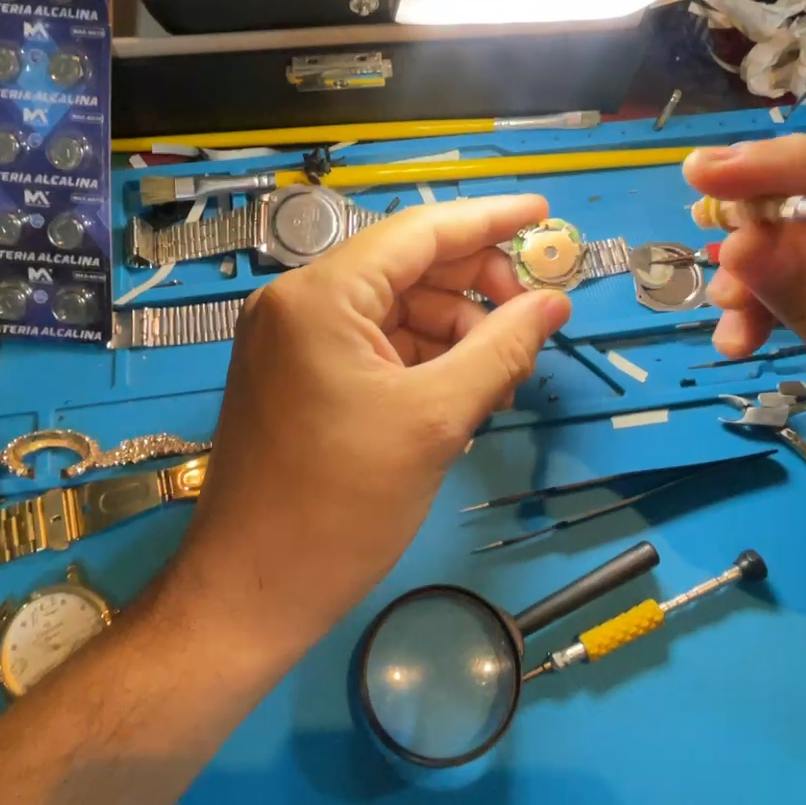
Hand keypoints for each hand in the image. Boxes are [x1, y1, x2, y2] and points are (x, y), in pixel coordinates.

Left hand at [165, 196, 570, 656]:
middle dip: (476, 288)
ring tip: (502, 376)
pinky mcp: (298, 376)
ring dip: (455, 332)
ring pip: (395, 311)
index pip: (418, 232)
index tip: (542, 210)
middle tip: (532, 319)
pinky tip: (462, 391)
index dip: (488, 219)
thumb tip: (553, 302)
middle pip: (407, 268)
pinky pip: (374, 347)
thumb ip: (501, 349)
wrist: (252, 594)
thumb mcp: (436, 420)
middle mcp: (299, 303)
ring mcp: (294, 341)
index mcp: (321, 297)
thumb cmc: (340, 506)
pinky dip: (423, 361)